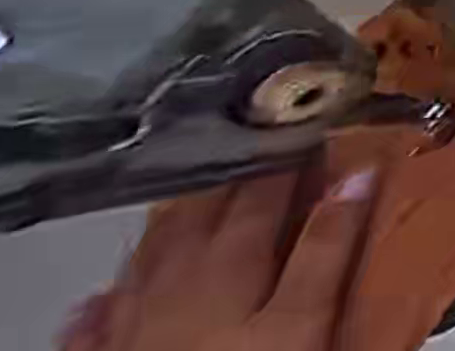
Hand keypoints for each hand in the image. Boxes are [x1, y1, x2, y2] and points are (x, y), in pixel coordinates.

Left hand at [59, 167, 375, 350]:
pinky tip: (99, 297)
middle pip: (200, 216)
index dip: (289, 157)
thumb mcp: (307, 313)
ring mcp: (131, 324)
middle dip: (232, 179)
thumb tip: (360, 174)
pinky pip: (94, 324)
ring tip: (191, 198)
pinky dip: (102, 301)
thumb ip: (330, 243)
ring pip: (150, 257)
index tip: (314, 131)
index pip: (263, 191)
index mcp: (231, 261)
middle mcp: (175, 281)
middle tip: (259, 149)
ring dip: (173, 222)